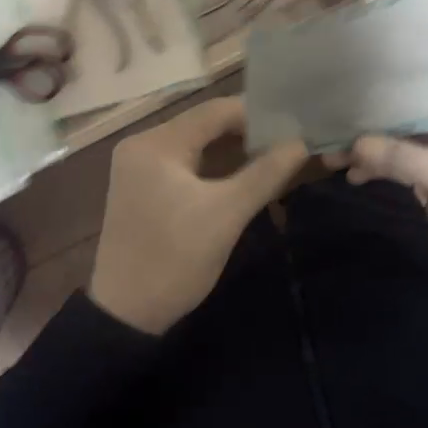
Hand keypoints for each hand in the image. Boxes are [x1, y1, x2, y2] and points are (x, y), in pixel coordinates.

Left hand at [88, 98, 307, 334]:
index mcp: (157, 143)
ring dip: (232, 149)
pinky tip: (242, 174)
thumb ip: (266, 173)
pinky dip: (213, 165)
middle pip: (204, 124)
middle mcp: (143, 143)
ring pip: (196, 143)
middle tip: (289, 141)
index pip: (215, 110)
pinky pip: (185, 162)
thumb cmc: (175, 260)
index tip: (293, 125)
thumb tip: (302, 142)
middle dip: (247, 132)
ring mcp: (139, 165)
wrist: (124, 316)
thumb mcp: (227, 215)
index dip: (257, 114)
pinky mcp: (142, 186)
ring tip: (274, 155)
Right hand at [329, 103, 427, 289]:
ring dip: (368, 153)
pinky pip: (399, 168)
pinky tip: (354, 174)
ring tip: (334, 162)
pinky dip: (376, 169)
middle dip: (370, 133)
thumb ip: (403, 157)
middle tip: (331, 143)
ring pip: (398, 147)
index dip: (382, 109)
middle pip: (405, 125)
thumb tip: (354, 143)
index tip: (344, 114)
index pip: (418, 102)